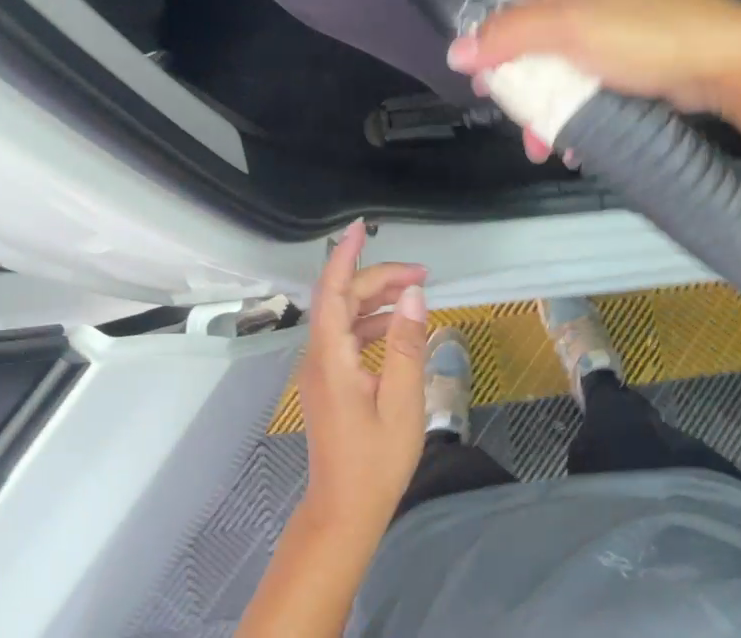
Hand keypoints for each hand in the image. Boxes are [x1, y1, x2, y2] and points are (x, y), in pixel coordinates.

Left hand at [296, 220, 430, 531]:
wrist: (345, 511)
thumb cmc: (376, 461)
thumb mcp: (403, 402)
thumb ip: (407, 345)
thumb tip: (413, 294)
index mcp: (331, 358)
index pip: (332, 291)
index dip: (345, 256)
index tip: (360, 227)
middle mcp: (317, 357)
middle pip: (341, 300)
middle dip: (378, 278)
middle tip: (423, 274)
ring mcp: (320, 371)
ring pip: (344, 318)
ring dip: (377, 300)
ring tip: (417, 294)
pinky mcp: (328, 384)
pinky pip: (347, 339)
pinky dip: (372, 326)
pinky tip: (400, 330)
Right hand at [425, 0, 740, 158]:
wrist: (719, 60)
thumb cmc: (641, 28)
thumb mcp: (566, 27)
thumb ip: (508, 36)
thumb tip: (457, 53)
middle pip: (508, 5)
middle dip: (488, 43)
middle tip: (476, 76)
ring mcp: (589, 24)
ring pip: (535, 54)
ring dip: (527, 95)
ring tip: (529, 132)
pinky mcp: (609, 57)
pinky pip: (566, 82)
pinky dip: (559, 111)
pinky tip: (562, 144)